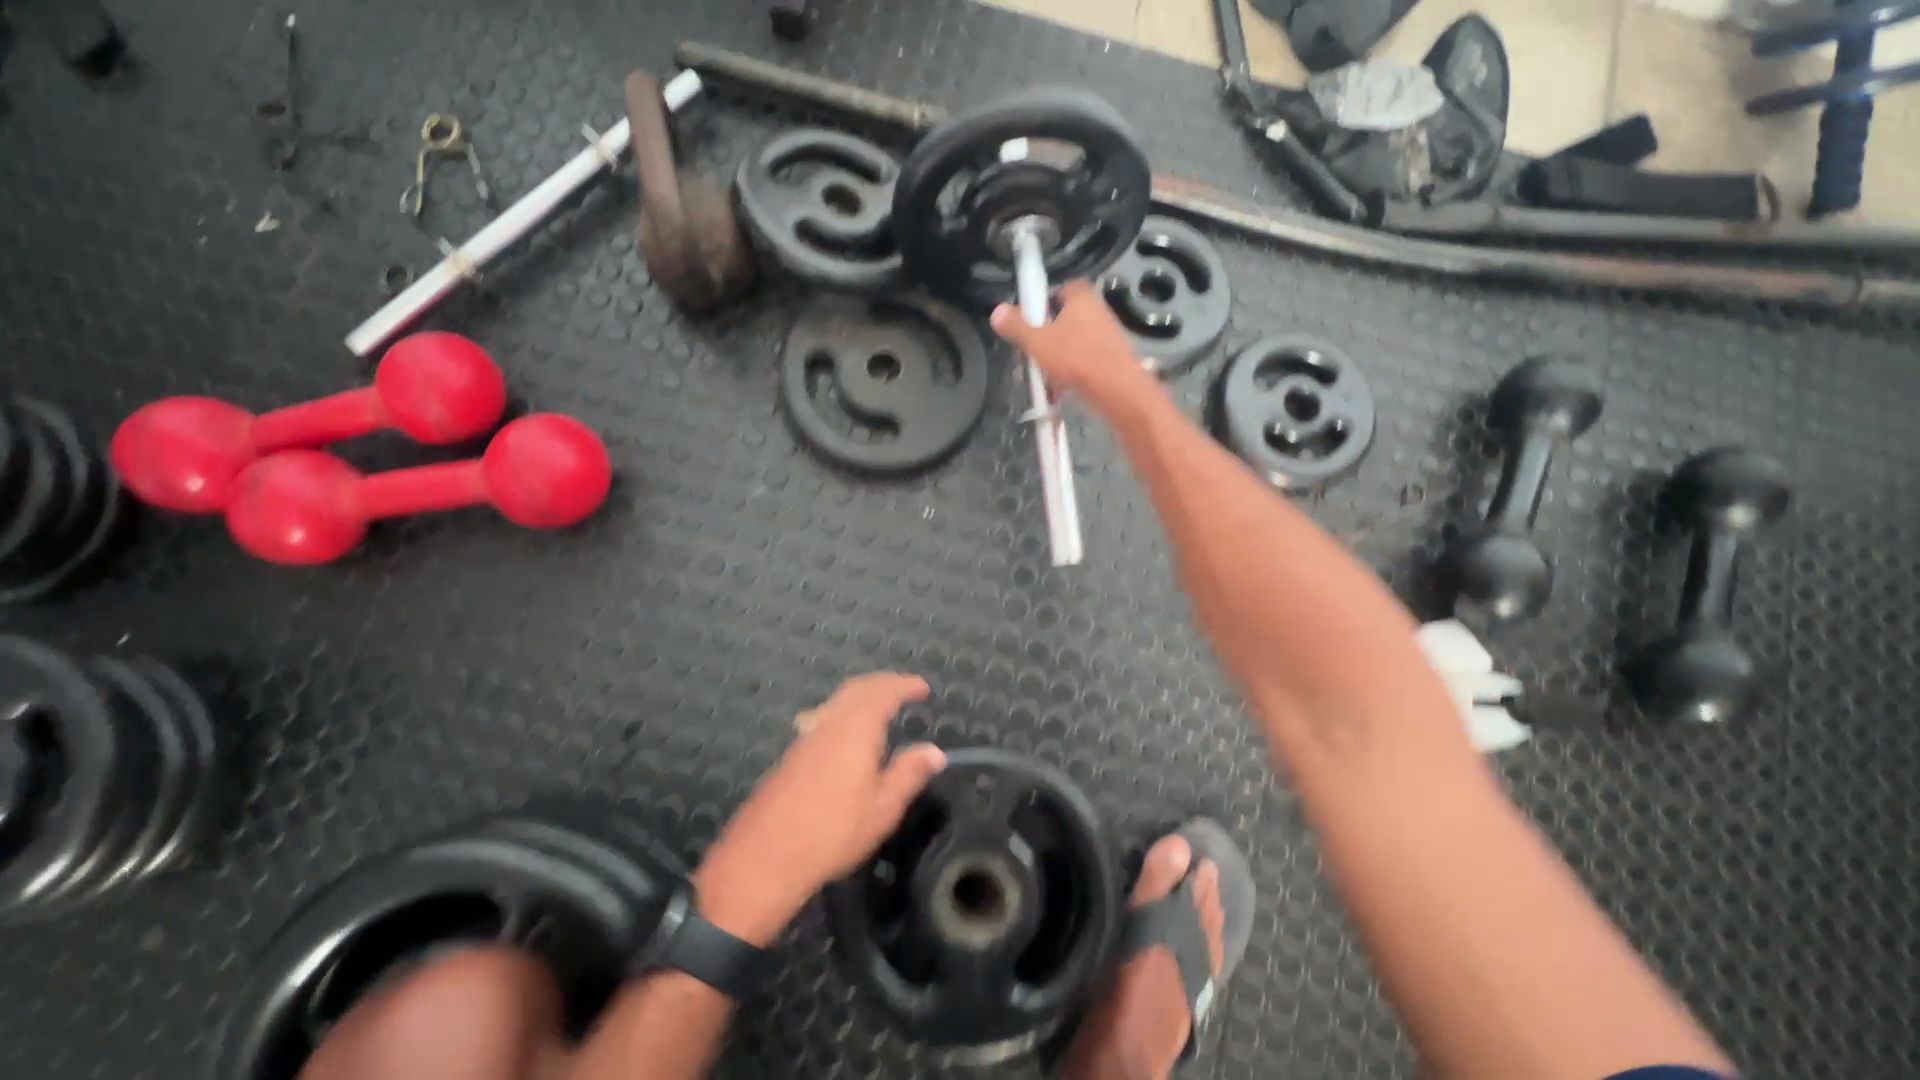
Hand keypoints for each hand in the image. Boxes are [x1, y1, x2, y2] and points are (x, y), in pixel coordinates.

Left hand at [693, 673, 945, 943]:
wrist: (765, 855)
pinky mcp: (792, 757)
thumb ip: (909, 774)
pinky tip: (849, 739)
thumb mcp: (883, 808)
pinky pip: (823, 720)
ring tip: (881, 710)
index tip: (922, 687)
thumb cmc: (833, 832)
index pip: (883, 692)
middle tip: (903, 690)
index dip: (904, 685)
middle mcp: (828, 724)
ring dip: (862, 697)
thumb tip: (935, 751)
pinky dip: (845, 714)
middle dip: (882, 684)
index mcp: (855, 729)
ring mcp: (805, 739)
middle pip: (856, 689)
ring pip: (836, 703)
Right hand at [990, 280, 1153, 405]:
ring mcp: (1108, 336)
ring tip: (1042, 377)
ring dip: (1057, 357)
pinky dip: (1071, 372)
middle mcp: (1099, 311)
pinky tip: (1059, 391)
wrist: (1118, 391)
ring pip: (1074, 343)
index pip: (1062, 288)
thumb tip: (997, 311)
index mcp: (1082, 297)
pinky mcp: (1113, 359)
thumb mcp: (1037, 342)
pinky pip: (1085, 361)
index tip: (1031, 316)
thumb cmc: (1076, 358)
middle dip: (1047, 335)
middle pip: (1066, 318)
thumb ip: (1017, 327)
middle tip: (1031, 351)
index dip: (1045, 299)